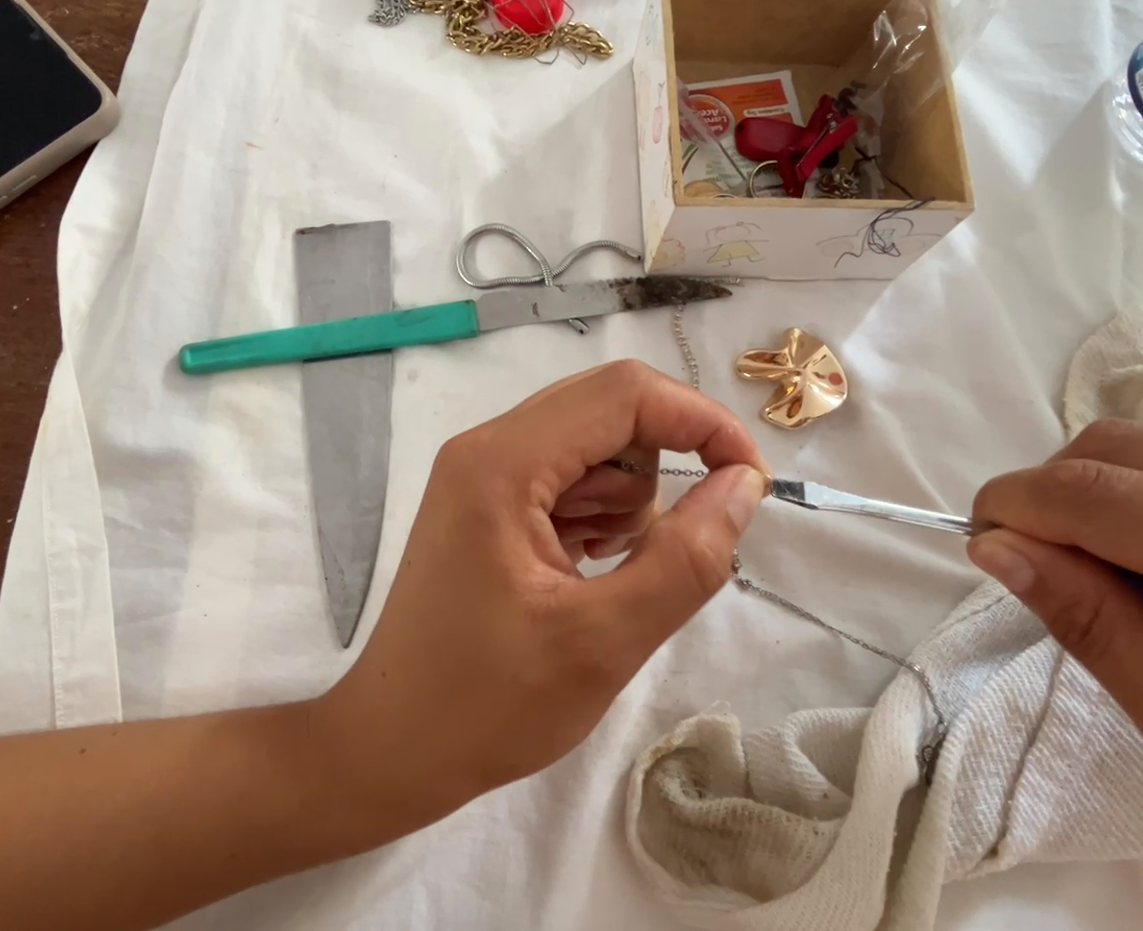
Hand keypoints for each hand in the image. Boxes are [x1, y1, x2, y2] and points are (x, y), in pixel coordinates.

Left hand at [317, 361, 768, 829]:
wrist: (393, 747)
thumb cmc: (488, 704)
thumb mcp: (604, 641)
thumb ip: (686, 559)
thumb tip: (744, 485)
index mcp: (503, 462)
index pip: (625, 394)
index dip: (702, 423)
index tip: (750, 482)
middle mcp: (488, 448)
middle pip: (609, 409)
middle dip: (667, 460)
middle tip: (693, 534)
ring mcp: (483, 474)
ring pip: (594, 445)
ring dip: (629, 498)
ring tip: (610, 573)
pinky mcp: (488, 504)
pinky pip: (570, 479)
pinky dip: (601, 513)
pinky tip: (587, 570)